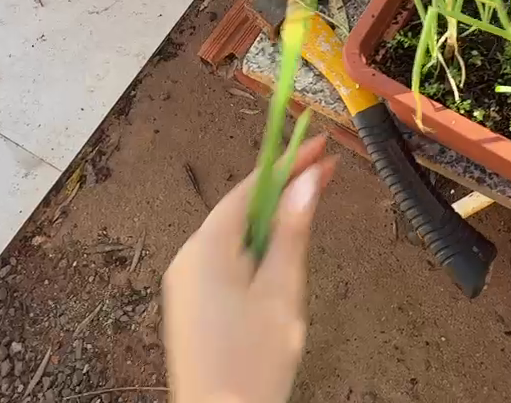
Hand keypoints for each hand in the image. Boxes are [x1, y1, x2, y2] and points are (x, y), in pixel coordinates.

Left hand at [163, 138, 337, 402]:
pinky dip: (255, 250)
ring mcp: (185, 282)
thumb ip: (293, 230)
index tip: (320, 145)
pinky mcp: (190, 306)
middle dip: (283, 192)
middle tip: (325, 175)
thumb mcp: (282, 290)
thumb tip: (307, 179)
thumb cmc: (252, 364)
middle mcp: (188, 257)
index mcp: (206, 247)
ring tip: (307, 218)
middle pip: (242, 208)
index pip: (252, 187)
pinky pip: (226, 260)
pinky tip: (278, 261)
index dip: (288, 163)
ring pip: (236, 235)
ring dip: (271, 223)